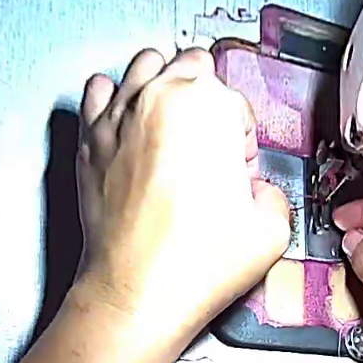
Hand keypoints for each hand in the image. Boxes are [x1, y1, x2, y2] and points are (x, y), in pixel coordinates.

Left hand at [73, 48, 291, 360]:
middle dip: (207, 107)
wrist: (136, 295)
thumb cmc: (196, 265)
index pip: (237, 106)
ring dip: (165, 89)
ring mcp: (117, 116)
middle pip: (193, 72)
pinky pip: (98, 92)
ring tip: (173, 131)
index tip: (236, 174)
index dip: (242, 144)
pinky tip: (129, 126)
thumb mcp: (272, 232)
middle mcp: (158, 97)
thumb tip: (255, 191)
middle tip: (208, 152)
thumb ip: (274, 194)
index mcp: (208, 106)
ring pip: (145, 67)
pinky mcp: (88, 141)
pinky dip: (115, 99)